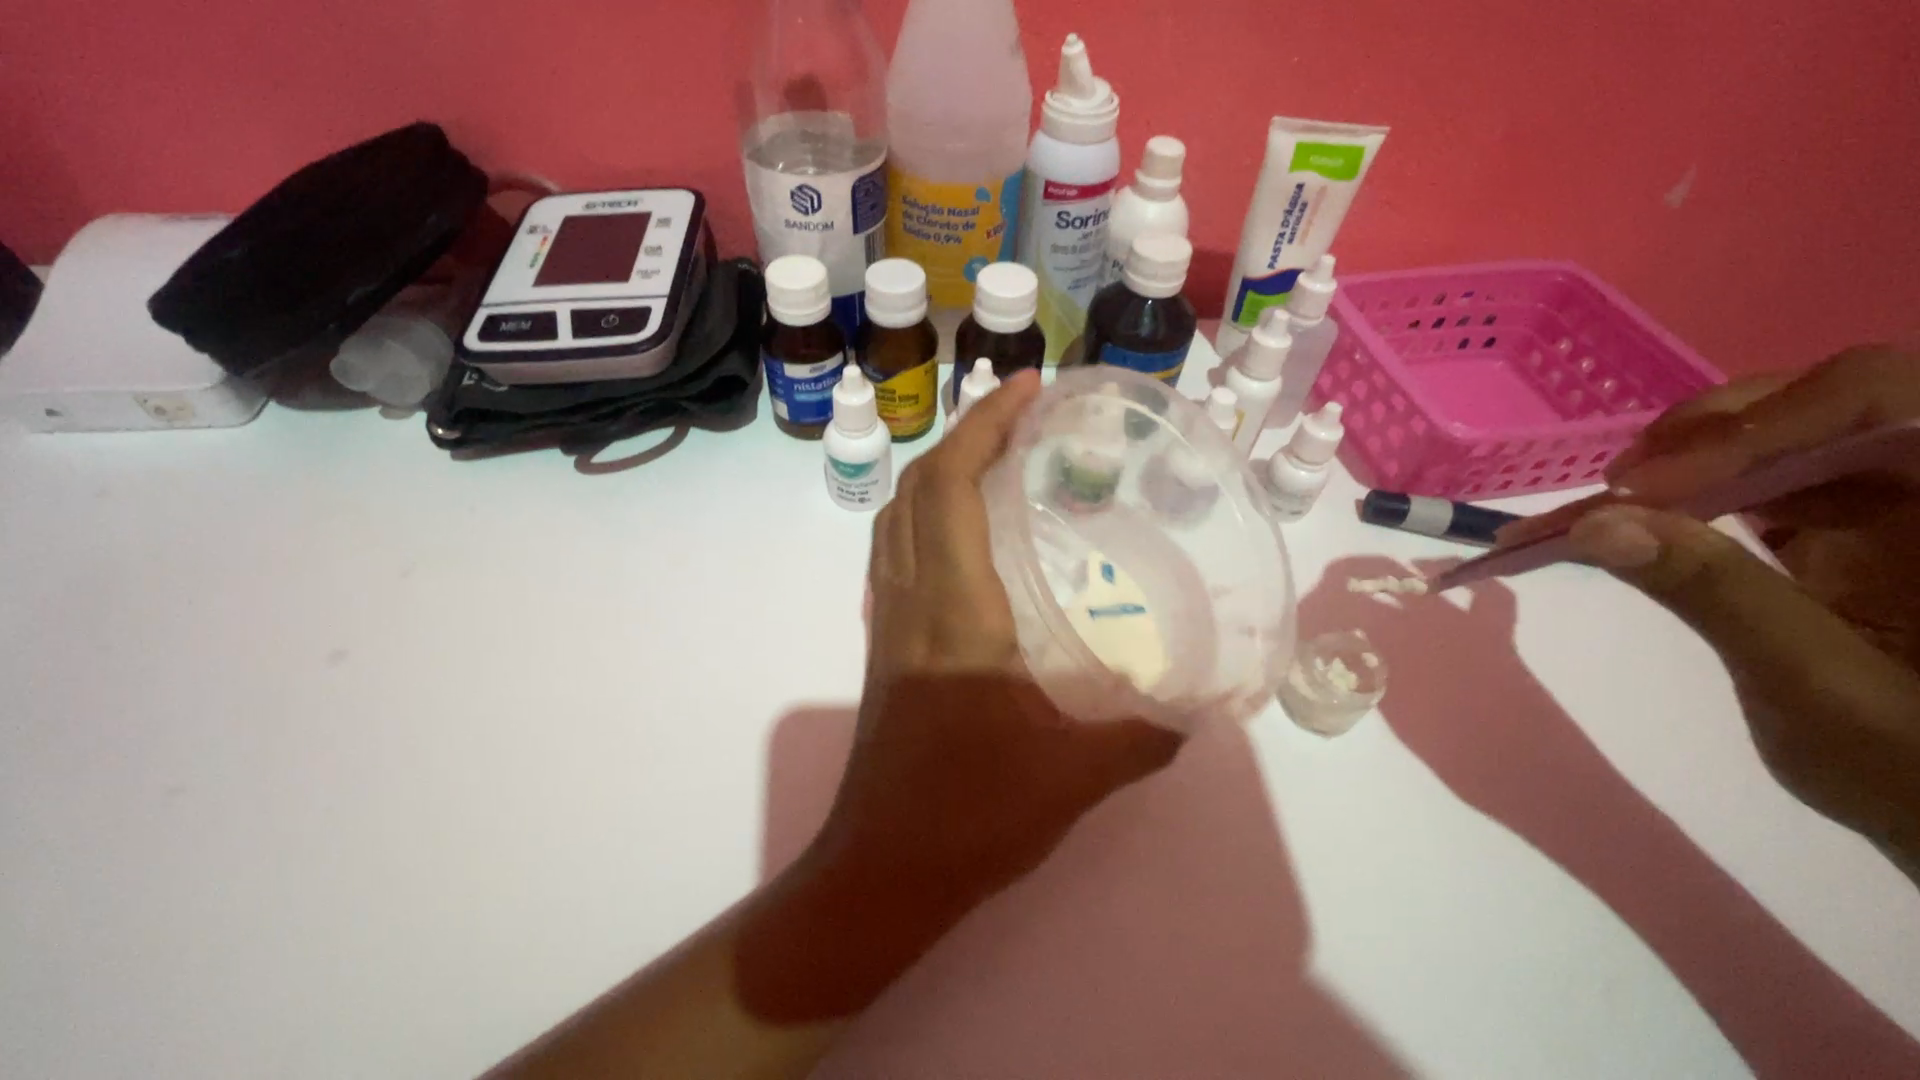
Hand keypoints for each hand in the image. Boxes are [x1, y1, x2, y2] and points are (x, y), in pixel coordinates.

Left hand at [829, 369, 1183, 897]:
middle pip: (917, 490)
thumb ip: (1144, 737)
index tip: (1029, 388)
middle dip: (965, 436)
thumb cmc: (973, 817)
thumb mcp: (1075, 778)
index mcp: (955, 612)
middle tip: (1025, 417)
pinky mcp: (883, 649)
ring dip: (940, 473)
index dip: (984, 426)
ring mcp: (888, 624)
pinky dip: (927, 517)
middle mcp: (910, 602)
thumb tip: (1199, 710)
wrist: (884, 869)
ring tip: (998, 460)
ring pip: (898, 520)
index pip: (950, 489)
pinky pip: (897, 555)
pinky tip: (970, 538)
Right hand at [1503, 345, 1919, 871]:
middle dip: (1710, 435)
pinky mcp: (1839, 533)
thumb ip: (1716, 595)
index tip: (1648, 484)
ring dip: (1681, 466)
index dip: (1761, 423)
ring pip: (1777, 444)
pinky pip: (1753, 491)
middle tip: (1620, 485)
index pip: (1882, 400)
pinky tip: (1617, 523)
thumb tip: (1596, 525)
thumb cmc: (1916, 774)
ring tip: (1600, 504)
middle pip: (1822, 405)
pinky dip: (1678, 504)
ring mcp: (1887, 507)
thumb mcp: (1821, 690)